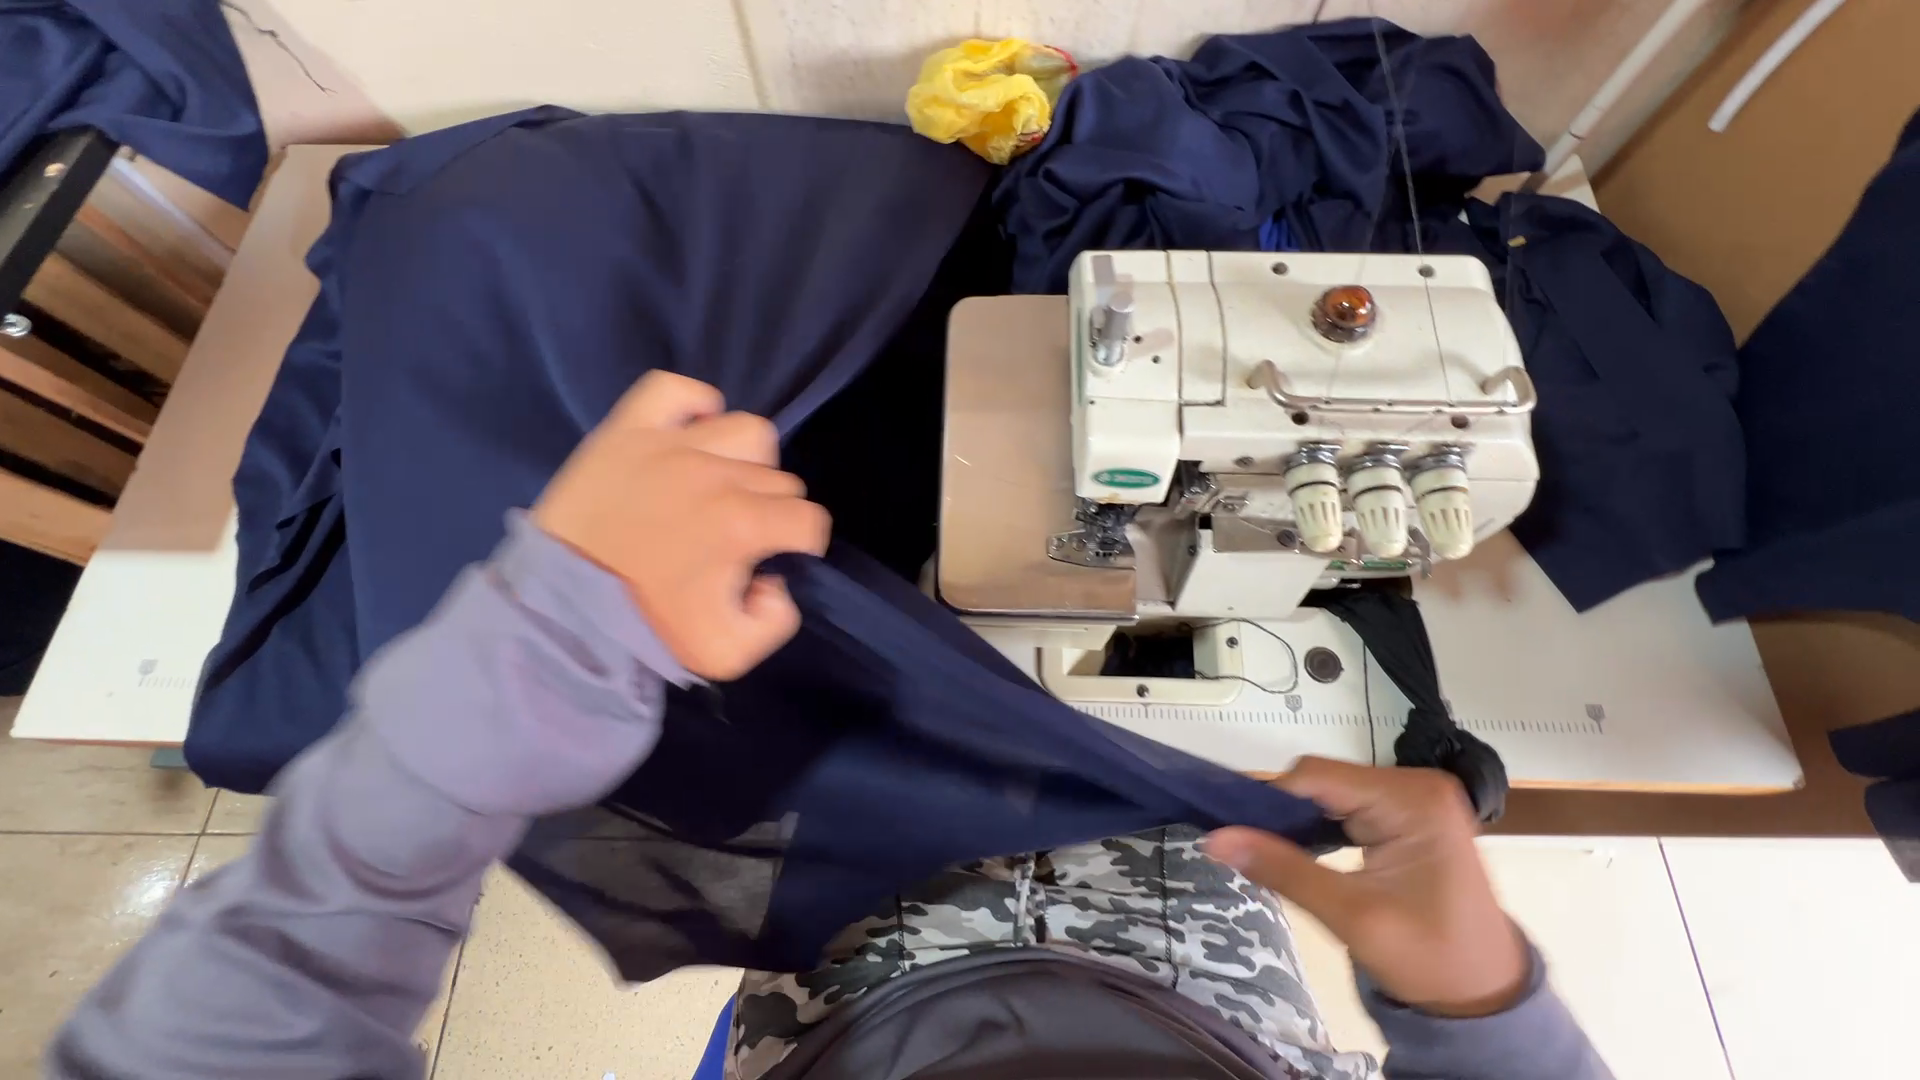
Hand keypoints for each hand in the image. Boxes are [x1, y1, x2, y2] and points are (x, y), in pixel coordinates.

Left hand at [532, 372, 830, 679]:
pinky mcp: (627, 431)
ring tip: (723, 485)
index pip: (808, 519)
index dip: (803, 542)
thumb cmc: (647, 629)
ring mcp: (669, 446)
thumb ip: (778, 619)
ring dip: (748, 461)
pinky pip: (673, 389)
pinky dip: (695, 404)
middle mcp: (715, 475)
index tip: (780, 555)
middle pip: (780, 481)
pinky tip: (695, 433)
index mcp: (742, 527)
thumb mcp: (731, 653)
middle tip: (738, 536)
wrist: (560, 611)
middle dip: (772, 511)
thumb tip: (773, 579)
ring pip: (748, 431)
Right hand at [1204, 757, 1527, 1017]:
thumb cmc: (1430, 959)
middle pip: (1321, 781)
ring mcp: (1412, 799)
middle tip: (1258, 852)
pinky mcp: (1406, 815)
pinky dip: (1319, 827)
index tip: (1236, 830)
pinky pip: (1343, 806)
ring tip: (1277, 855)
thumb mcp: (1351, 917)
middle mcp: (1414, 785)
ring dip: (1300, 822)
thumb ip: (1282, 870)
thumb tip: (1214, 839)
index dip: (1272, 799)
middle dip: (1287, 814)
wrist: (1485, 1000)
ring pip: (1327, 792)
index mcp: (1413, 799)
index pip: (1317, 776)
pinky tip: (1304, 853)